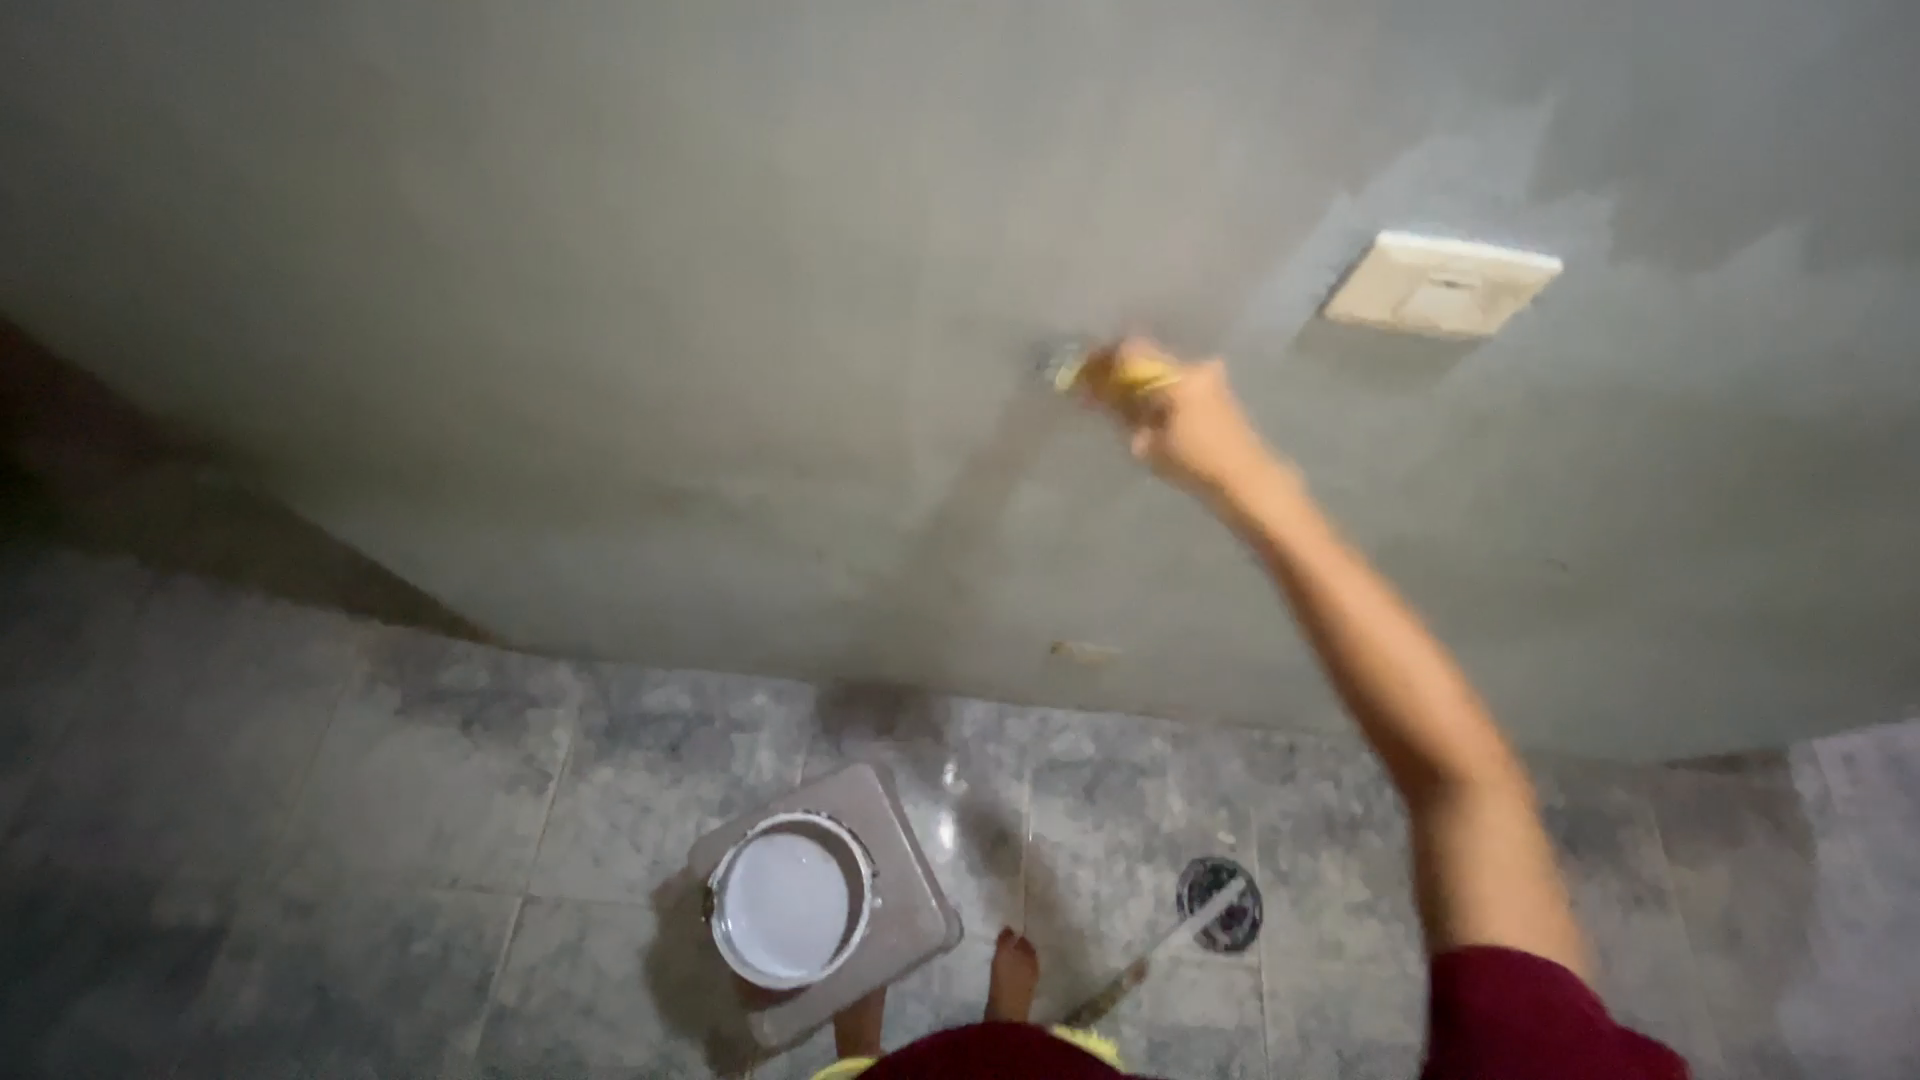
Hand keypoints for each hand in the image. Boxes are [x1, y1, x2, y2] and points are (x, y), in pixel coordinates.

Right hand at [1086, 337, 1288, 501]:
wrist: (1245, 480)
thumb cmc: (1194, 463)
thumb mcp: (1147, 444)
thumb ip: (1120, 413)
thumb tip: (1096, 396)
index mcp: (1177, 375)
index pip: (1131, 351)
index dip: (1102, 358)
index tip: (1083, 370)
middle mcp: (1195, 366)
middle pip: (1147, 357)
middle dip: (1119, 370)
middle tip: (1096, 387)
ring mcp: (1210, 377)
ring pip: (1162, 369)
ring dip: (1139, 380)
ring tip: (1117, 401)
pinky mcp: (1217, 392)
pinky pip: (1176, 381)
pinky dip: (1157, 390)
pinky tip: (1144, 407)